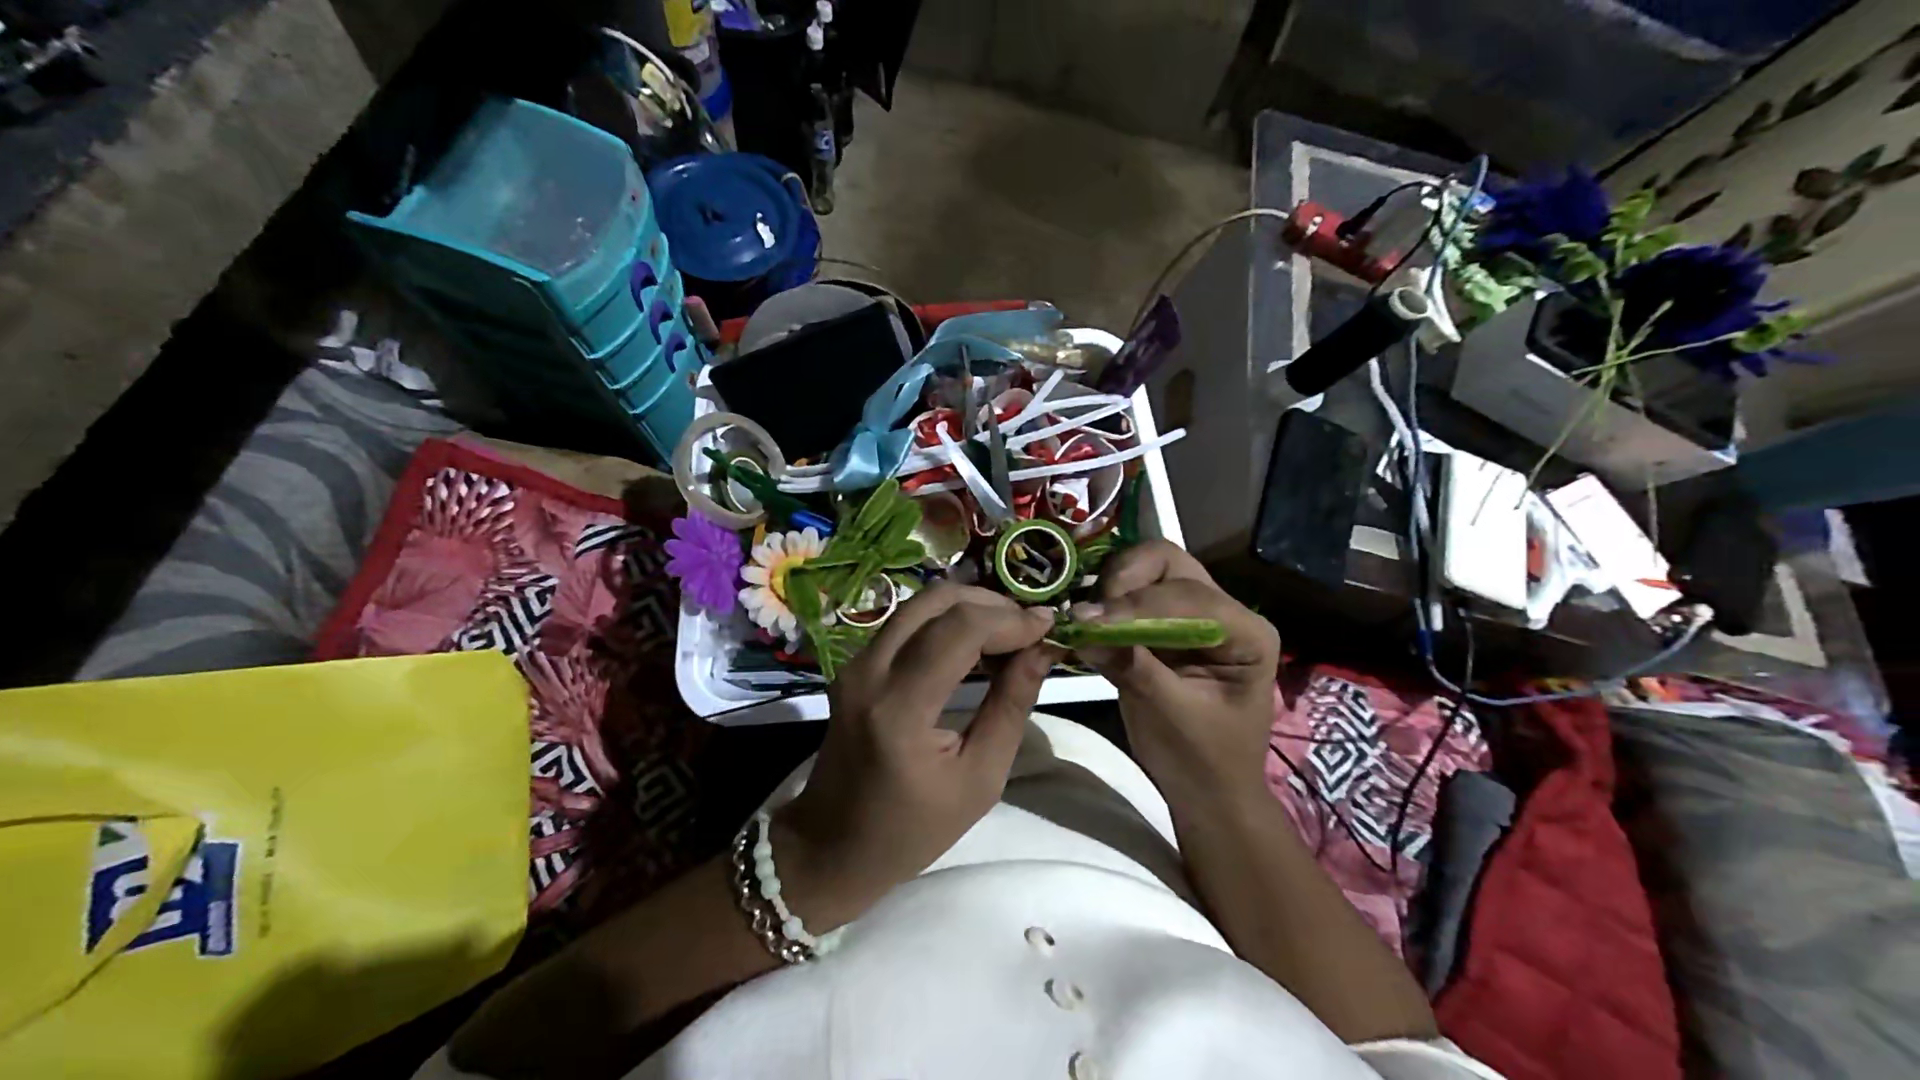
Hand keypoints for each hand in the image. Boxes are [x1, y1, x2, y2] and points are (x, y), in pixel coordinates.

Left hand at [774, 584, 1058, 928]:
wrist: (830, 846)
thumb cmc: (910, 830)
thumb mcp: (979, 779)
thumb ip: (1011, 706)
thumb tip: (1043, 649)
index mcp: (900, 709)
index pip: (961, 630)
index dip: (1010, 620)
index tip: (1049, 626)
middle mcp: (870, 671)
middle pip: (937, 600)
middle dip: (991, 604)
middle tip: (1029, 627)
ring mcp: (855, 664)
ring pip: (920, 603)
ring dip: (969, 608)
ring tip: (1008, 634)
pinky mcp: (853, 665)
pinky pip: (905, 622)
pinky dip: (945, 620)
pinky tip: (974, 643)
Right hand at [1073, 541, 1280, 810]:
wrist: (1208, 792)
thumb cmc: (1201, 760)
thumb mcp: (1167, 715)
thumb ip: (1131, 665)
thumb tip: (1081, 626)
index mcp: (1247, 633)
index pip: (1187, 596)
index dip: (1137, 604)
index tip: (1087, 621)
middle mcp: (1225, 611)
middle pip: (1169, 564)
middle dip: (1126, 579)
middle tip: (1092, 612)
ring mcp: (1195, 614)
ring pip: (1150, 571)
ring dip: (1114, 587)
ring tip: (1088, 619)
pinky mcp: (1167, 625)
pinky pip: (1135, 596)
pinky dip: (1109, 603)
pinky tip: (1090, 624)